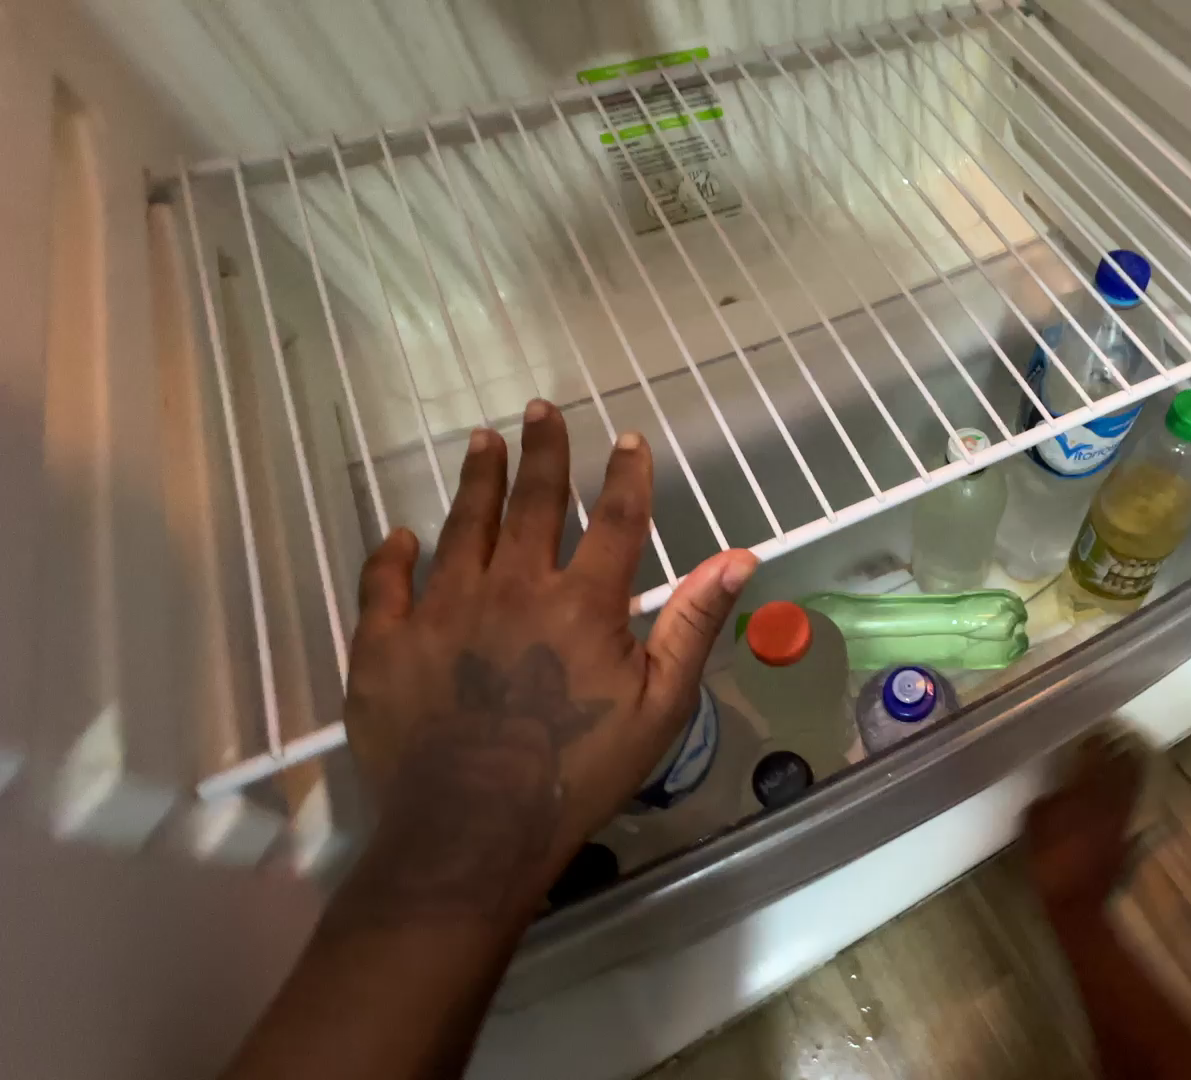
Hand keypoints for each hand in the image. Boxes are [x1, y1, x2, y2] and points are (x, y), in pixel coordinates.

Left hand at [340, 400, 755, 921]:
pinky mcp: (385, 644)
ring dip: (477, 480)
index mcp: (583, 602)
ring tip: (482, 441)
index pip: (614, 519)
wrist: (472, 834)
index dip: (626, 474)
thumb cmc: (582, 768)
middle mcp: (512, 587)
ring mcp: (441, 611)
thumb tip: (739, 559)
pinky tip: (400, 534)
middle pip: (534, 504)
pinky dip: (393, 554)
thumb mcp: (662, 701)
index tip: (627, 438)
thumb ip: (695, 623)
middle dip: (543, 453)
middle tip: (541, 410)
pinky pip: (385, 583)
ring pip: (462, 527)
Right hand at [1022, 731, 1146, 917]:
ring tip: (1136, 752)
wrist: (1078, 903)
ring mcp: (1121, 820)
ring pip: (1131, 786)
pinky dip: (1136, 794)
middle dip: (1121, 749)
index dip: (1096, 743)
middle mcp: (1107, 801)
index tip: (1097, 729)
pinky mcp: (1127, 838)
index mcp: (1083, 792)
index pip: (1093, 759)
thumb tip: (1055, 790)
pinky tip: (1137, 789)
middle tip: (1124, 733)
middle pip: (1118, 768)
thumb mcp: (1035, 824)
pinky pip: (1135, 807)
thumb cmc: (1051, 861)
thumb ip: (1046, 800)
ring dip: (1134, 767)